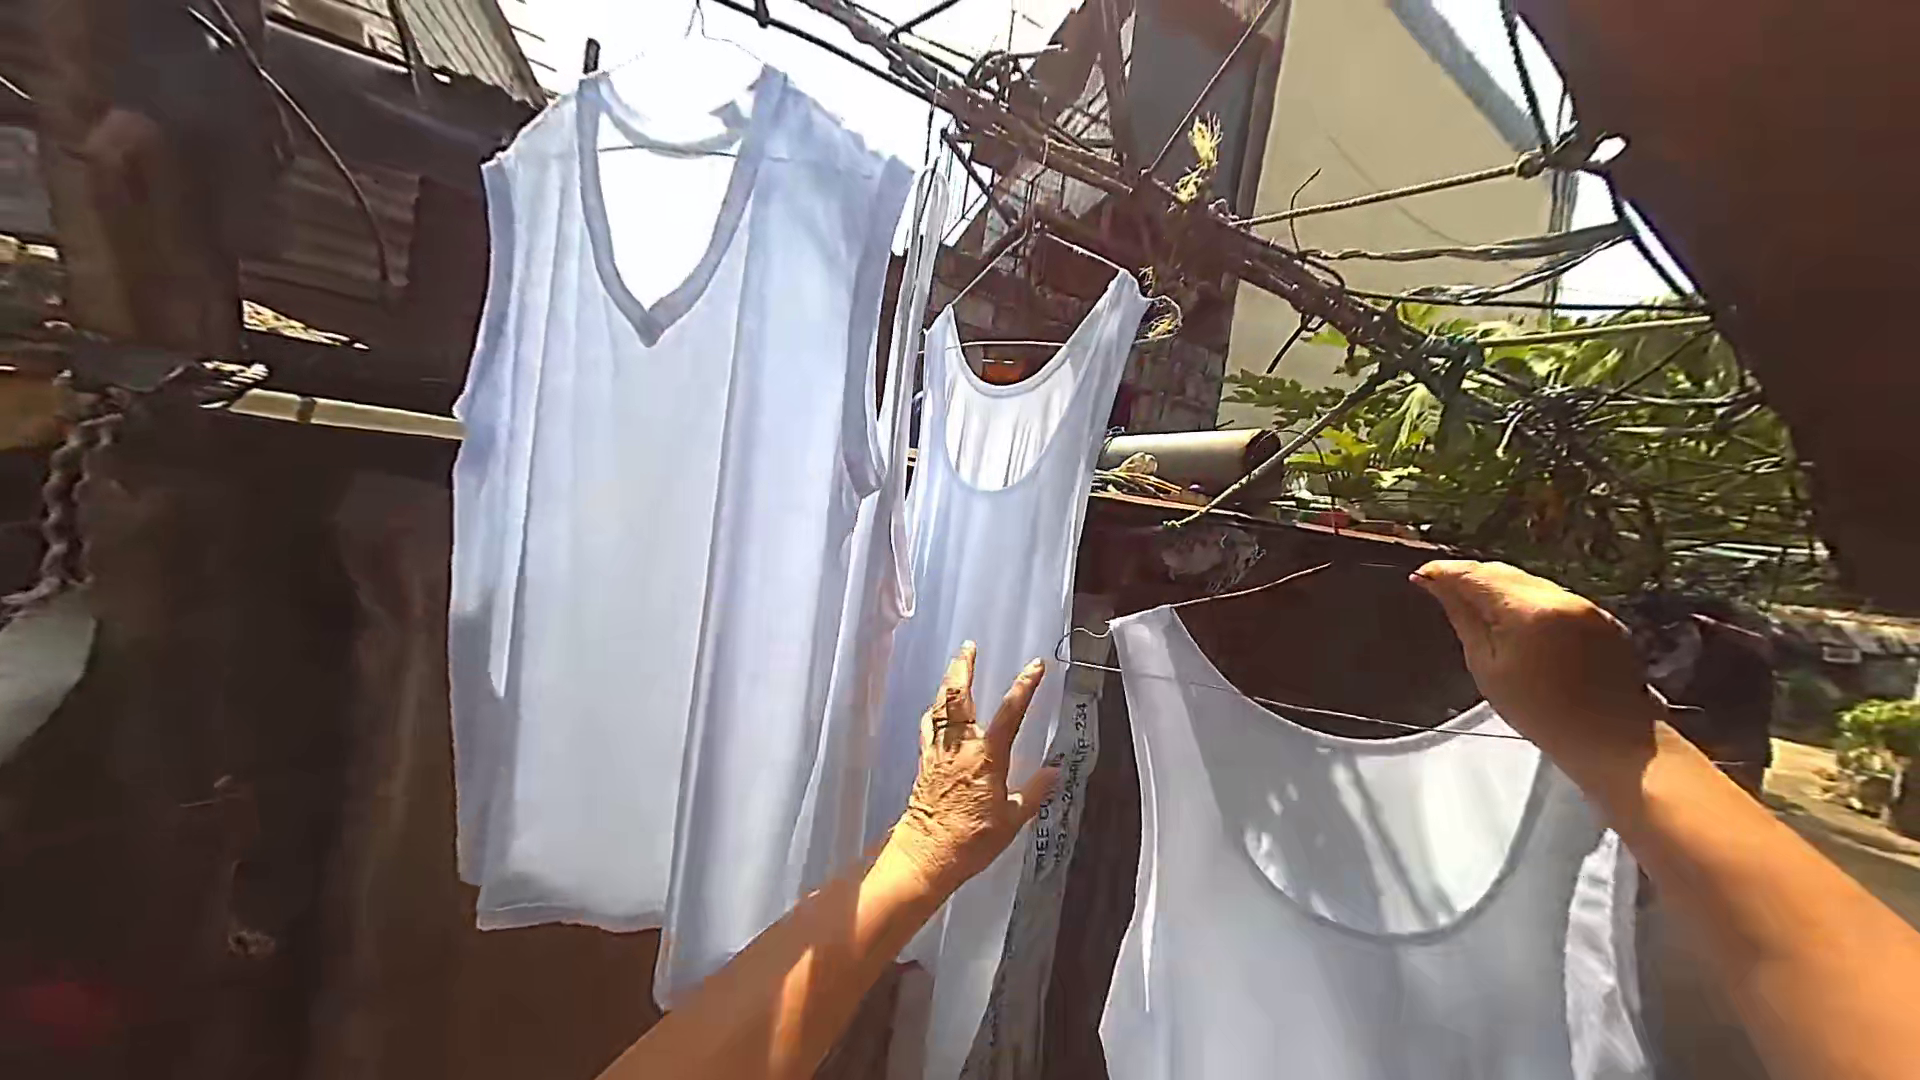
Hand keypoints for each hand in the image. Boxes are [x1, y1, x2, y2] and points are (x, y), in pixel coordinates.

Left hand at [883, 642, 1059, 897]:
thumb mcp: (1012, 819)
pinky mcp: (925, 759)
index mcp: (987, 755)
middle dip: (964, 667)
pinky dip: (934, 711)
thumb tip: (1055, 771)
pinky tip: (936, 708)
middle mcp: (961, 744)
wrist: (927, 853)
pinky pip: (928, 726)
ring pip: (940, 705)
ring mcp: (940, 749)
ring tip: (954, 666)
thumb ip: (1034, 791)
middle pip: (959, 695)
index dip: (1024, 686)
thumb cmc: (972, 839)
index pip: (1010, 711)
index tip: (1036, 666)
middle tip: (968, 647)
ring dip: (947, 682)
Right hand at [1412, 560, 1665, 757]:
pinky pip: (1548, 595)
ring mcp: (1586, 606)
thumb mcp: (1485, 663)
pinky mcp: (1600, 618)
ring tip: (1468, 604)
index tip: (1419, 577)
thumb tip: (1433, 585)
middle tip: (1437, 589)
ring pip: (1524, 581)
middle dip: (1467, 576)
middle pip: (1501, 572)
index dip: (1443, 572)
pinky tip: (1507, 618)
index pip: (1475, 575)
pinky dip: (1520, 598)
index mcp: (1528, 611)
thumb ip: (1461, 616)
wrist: (1614, 740)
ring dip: (1493, 586)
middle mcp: (1560, 599)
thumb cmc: (1539, 710)